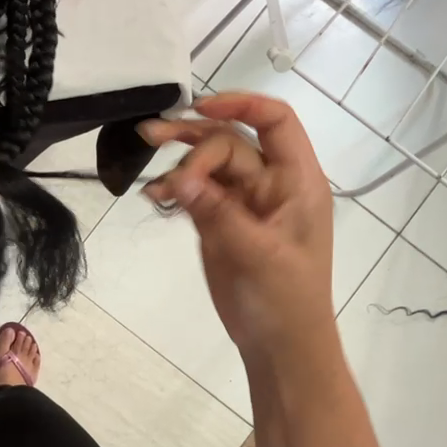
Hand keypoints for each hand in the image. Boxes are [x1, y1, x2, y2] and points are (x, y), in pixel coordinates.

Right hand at [140, 93, 335, 358]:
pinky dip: (173, 191)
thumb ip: (218, 213)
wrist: (278, 344)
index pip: (275, 122)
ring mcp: (242, 202)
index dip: (241, 103)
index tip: (198, 106)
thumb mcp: (258, 255)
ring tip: (150, 182)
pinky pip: (194, 193)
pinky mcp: (219, 222)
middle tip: (151, 137)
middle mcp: (270, 183)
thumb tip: (177, 179)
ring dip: (177, 165)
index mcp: (296, 182)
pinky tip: (153, 198)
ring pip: (207, 166)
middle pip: (229, 142)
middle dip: (193, 140)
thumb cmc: (285, 300)